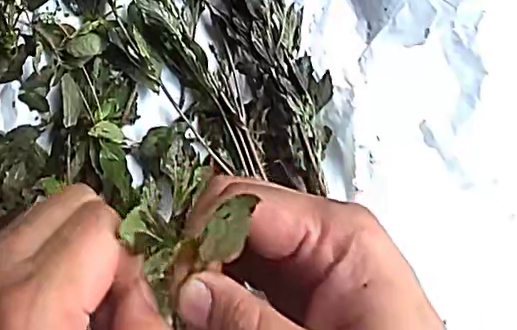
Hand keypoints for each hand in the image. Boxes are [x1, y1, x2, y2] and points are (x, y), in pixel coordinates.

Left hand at [0, 184, 164, 329]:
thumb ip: (142, 322)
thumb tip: (142, 290)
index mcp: (30, 297)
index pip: (104, 223)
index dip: (127, 267)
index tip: (125, 314)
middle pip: (79, 201)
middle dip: (103, 246)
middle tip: (105, 308)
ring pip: (55, 208)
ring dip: (77, 248)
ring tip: (76, 309)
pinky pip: (31, 228)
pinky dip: (51, 254)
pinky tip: (51, 307)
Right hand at [176, 177, 440, 329]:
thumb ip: (254, 320)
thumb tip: (190, 289)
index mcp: (339, 230)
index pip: (245, 199)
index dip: (203, 233)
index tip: (177, 277)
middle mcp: (325, 234)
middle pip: (238, 216)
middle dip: (203, 252)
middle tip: (178, 296)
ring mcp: (315, 265)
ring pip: (240, 248)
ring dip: (211, 274)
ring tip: (190, 307)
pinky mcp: (308, 297)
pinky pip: (253, 278)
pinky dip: (228, 294)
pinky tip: (214, 314)